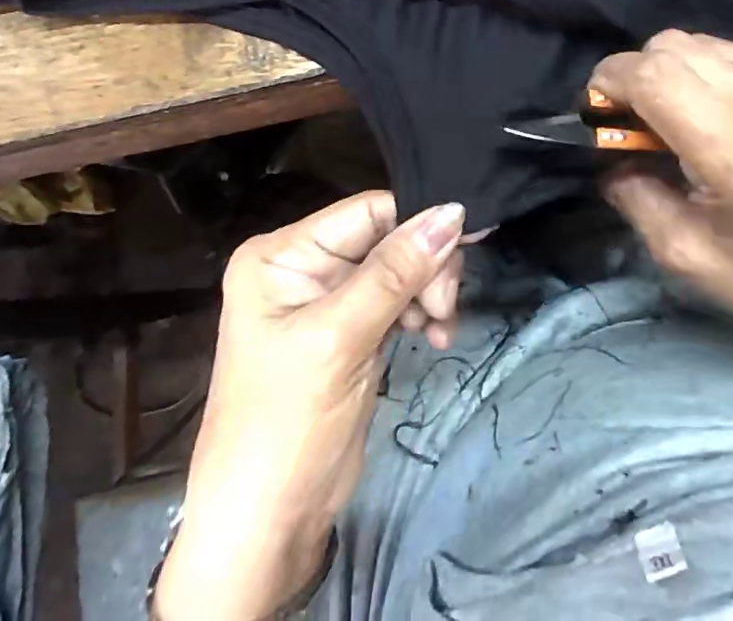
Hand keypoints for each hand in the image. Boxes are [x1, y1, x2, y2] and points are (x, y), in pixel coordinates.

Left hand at [154, 192, 464, 620]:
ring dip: (430, 293)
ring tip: (439, 329)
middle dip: (425, 268)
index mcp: (283, 255)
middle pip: (390, 238)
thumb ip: (397, 271)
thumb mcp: (340, 338)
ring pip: (403, 269)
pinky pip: (402, 300)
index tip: (464, 254)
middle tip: (442, 309)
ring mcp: (330, 300)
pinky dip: (424, 313)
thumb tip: (454, 211)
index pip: (368, 211)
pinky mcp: (354, 329)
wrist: (268, 520)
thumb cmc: (286, 421)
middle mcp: (305, 267)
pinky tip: (436, 338)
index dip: (419, 225)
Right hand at [590, 30, 732, 361]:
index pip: (657, 77)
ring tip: (677, 116)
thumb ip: (634, 193)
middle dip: (637, 75)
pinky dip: (714, 75)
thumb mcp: (687, 257)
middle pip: (676, 47)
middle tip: (633, 120)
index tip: (599, 111)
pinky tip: (720, 112)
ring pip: (707, 43)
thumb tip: (606, 147)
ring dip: (674, 71)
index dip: (611, 82)